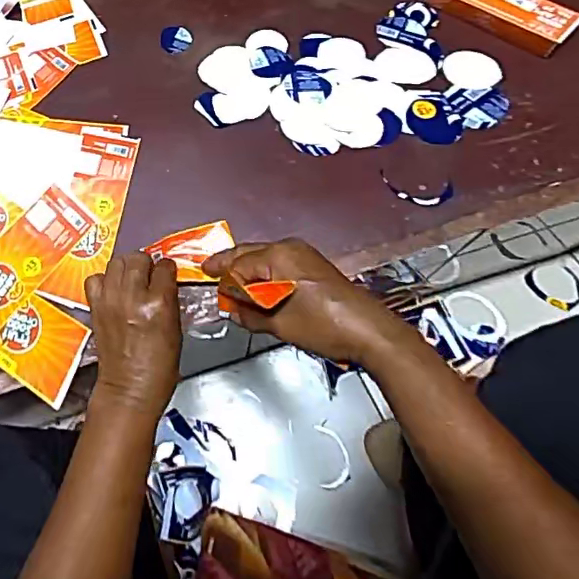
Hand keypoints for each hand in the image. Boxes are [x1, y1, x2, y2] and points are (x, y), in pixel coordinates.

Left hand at [83, 251, 179, 422]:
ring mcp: (110, 300)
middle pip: (137, 258)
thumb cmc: (158, 368)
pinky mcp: (95, 307)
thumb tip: (166, 281)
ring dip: (126, 267)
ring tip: (131, 279)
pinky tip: (112, 289)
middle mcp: (131, 297)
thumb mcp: (176, 330)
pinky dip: (104, 280)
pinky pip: (95, 278)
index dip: (167, 269)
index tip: (167, 273)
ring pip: (116, 262)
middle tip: (149, 275)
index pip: (164, 267)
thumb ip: (170, 300)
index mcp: (158, 304)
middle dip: (146, 264)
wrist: (129, 391)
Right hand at [203, 238, 402, 364]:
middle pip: (249, 253)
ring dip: (248, 271)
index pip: (238, 265)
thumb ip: (250, 314)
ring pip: (264, 259)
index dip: (223, 279)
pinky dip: (265, 275)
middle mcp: (289, 247)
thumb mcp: (279, 324)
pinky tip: (259, 289)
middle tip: (209, 270)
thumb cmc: (322, 324)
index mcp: (278, 255)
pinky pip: (279, 265)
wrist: (370, 331)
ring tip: (232, 286)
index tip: (210, 286)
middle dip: (229, 264)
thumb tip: (233, 310)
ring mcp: (303, 255)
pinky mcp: (314, 266)